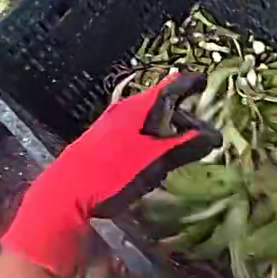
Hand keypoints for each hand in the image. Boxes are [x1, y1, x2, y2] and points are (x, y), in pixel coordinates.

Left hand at [2, 74, 220, 277]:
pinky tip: (154, 154)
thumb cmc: (109, 174)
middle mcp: (121, 113)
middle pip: (156, 103)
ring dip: (165, 126)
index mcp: (135, 109)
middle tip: (200, 123)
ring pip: (144, 119)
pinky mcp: (101, 145)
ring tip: (181, 138)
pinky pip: (134, 131)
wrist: (63, 197)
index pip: (167, 88)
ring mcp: (108, 128)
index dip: (187, 83)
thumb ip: (183, 147)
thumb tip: (214, 136)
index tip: (204, 80)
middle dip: (179, 111)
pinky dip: (151, 136)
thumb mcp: (153, 160)